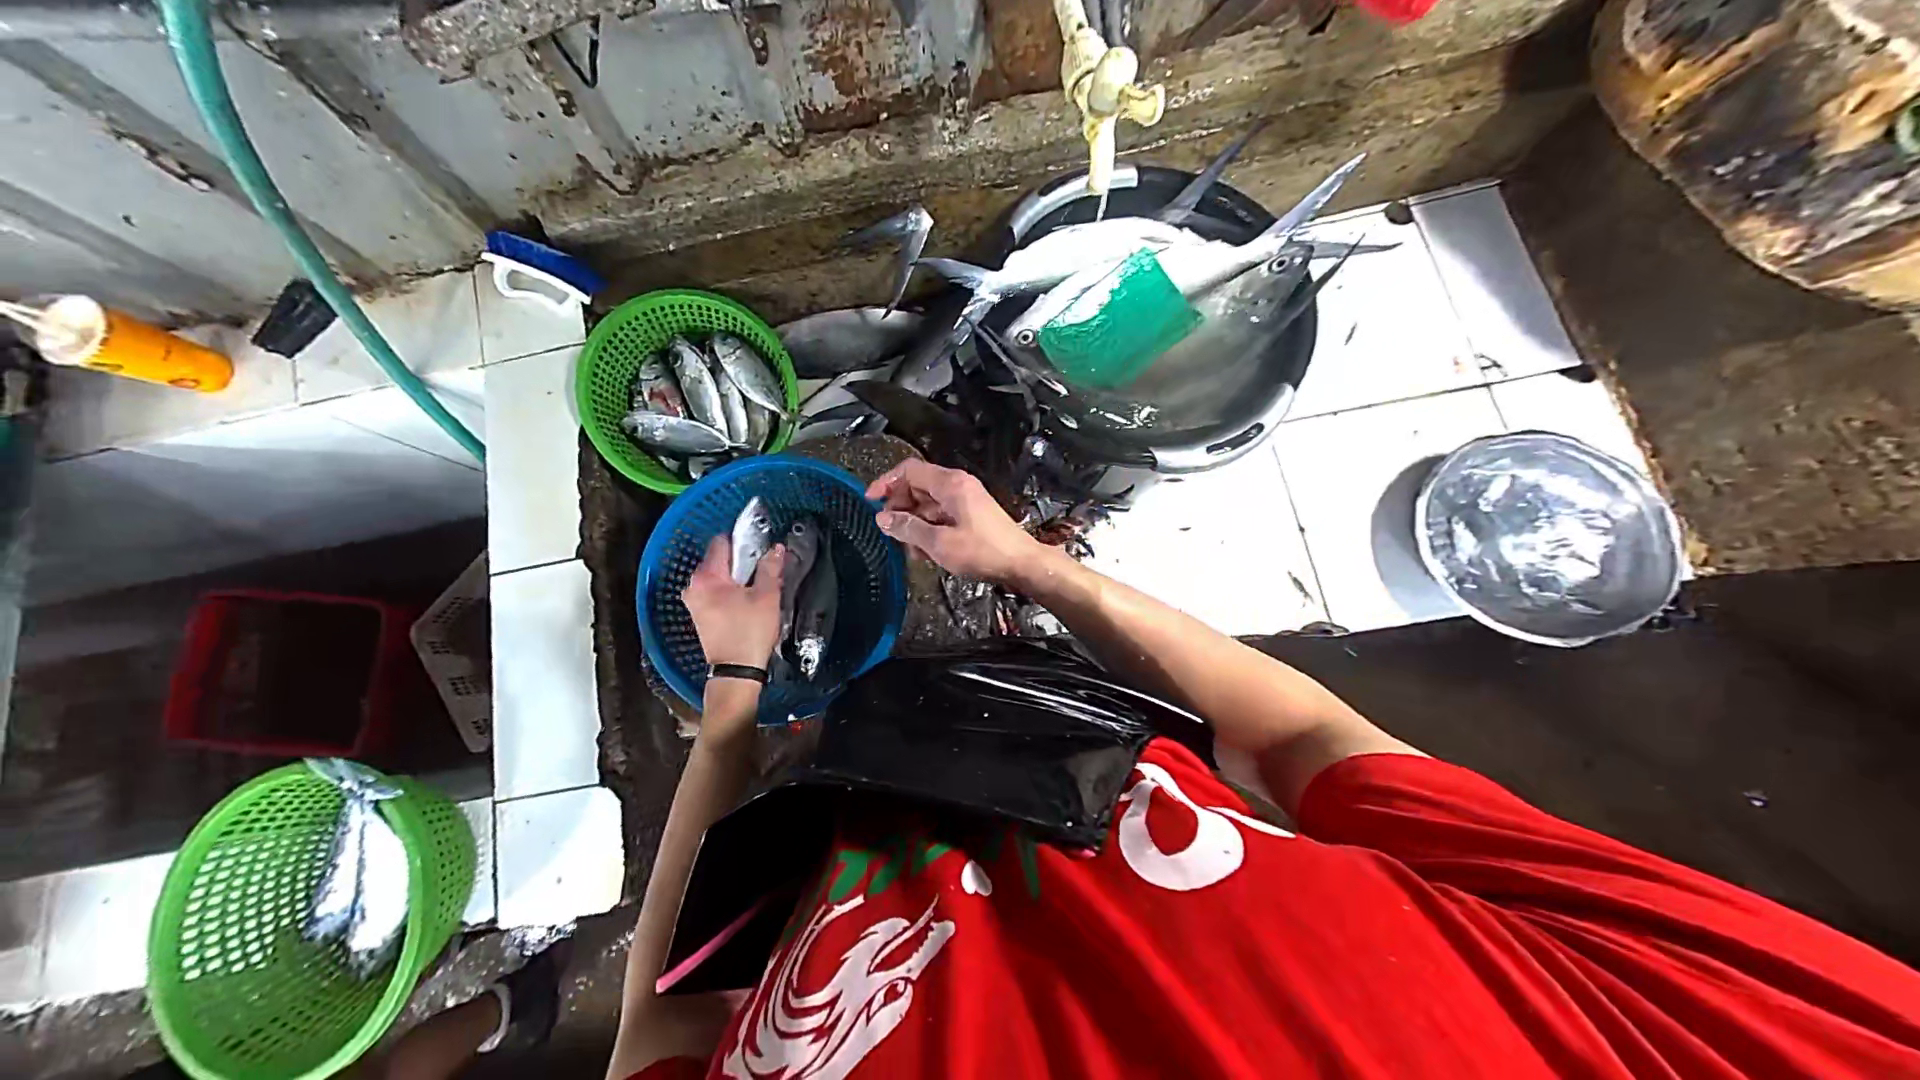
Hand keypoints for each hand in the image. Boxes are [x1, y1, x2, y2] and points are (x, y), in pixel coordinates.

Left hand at [682, 536, 784, 667]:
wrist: (737, 671)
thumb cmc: (749, 633)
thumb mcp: (767, 595)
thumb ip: (770, 567)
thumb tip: (776, 550)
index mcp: (706, 577)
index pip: (721, 543)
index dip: (742, 542)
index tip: (759, 548)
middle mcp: (694, 587)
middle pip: (719, 561)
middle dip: (741, 562)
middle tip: (763, 571)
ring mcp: (695, 603)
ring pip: (719, 578)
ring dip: (737, 579)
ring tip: (758, 589)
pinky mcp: (700, 616)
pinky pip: (716, 593)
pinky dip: (730, 593)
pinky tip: (748, 602)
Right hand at [867, 459, 1049, 585]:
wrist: (1022, 563)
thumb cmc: (984, 552)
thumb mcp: (939, 543)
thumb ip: (908, 529)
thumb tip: (883, 519)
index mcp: (950, 484)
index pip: (909, 470)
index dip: (886, 482)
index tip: (871, 500)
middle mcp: (957, 485)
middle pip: (917, 485)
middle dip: (898, 506)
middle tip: (888, 529)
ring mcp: (965, 499)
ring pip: (927, 502)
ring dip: (913, 521)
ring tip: (907, 546)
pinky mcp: (970, 513)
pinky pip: (940, 513)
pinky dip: (928, 527)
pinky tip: (924, 549)